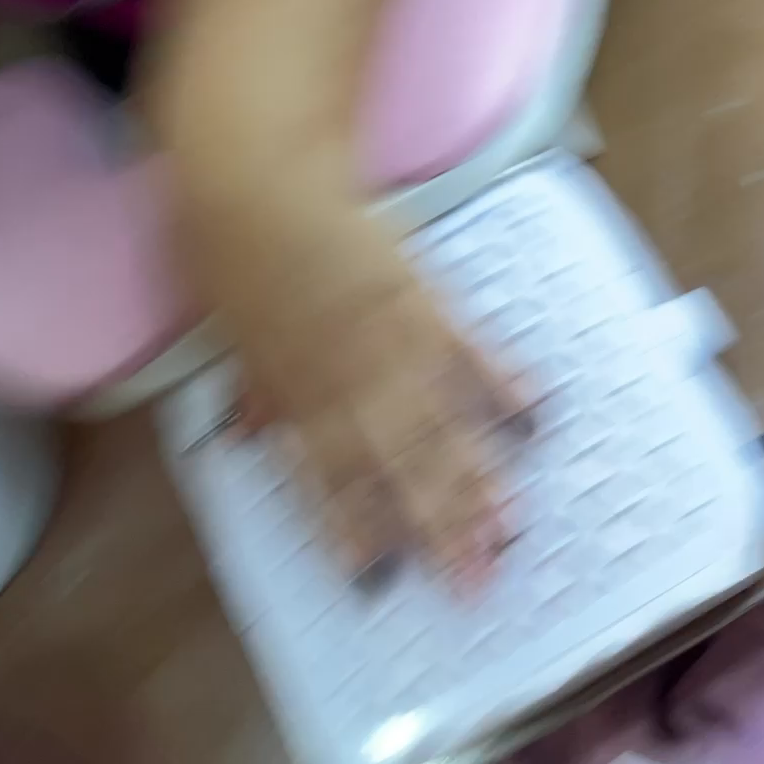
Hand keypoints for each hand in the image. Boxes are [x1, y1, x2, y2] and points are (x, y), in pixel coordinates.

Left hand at [232, 270, 532, 591]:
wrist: (261, 181)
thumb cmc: (235, 258)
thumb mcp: (228, 336)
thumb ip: (255, 392)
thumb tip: (251, 441)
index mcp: (297, 398)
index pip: (330, 483)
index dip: (354, 533)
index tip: (379, 582)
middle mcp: (352, 387)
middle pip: (404, 472)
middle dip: (441, 530)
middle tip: (475, 579)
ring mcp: (398, 349)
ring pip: (444, 429)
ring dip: (479, 480)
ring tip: (511, 524)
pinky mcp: (432, 308)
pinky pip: (472, 354)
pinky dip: (504, 385)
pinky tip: (536, 417)